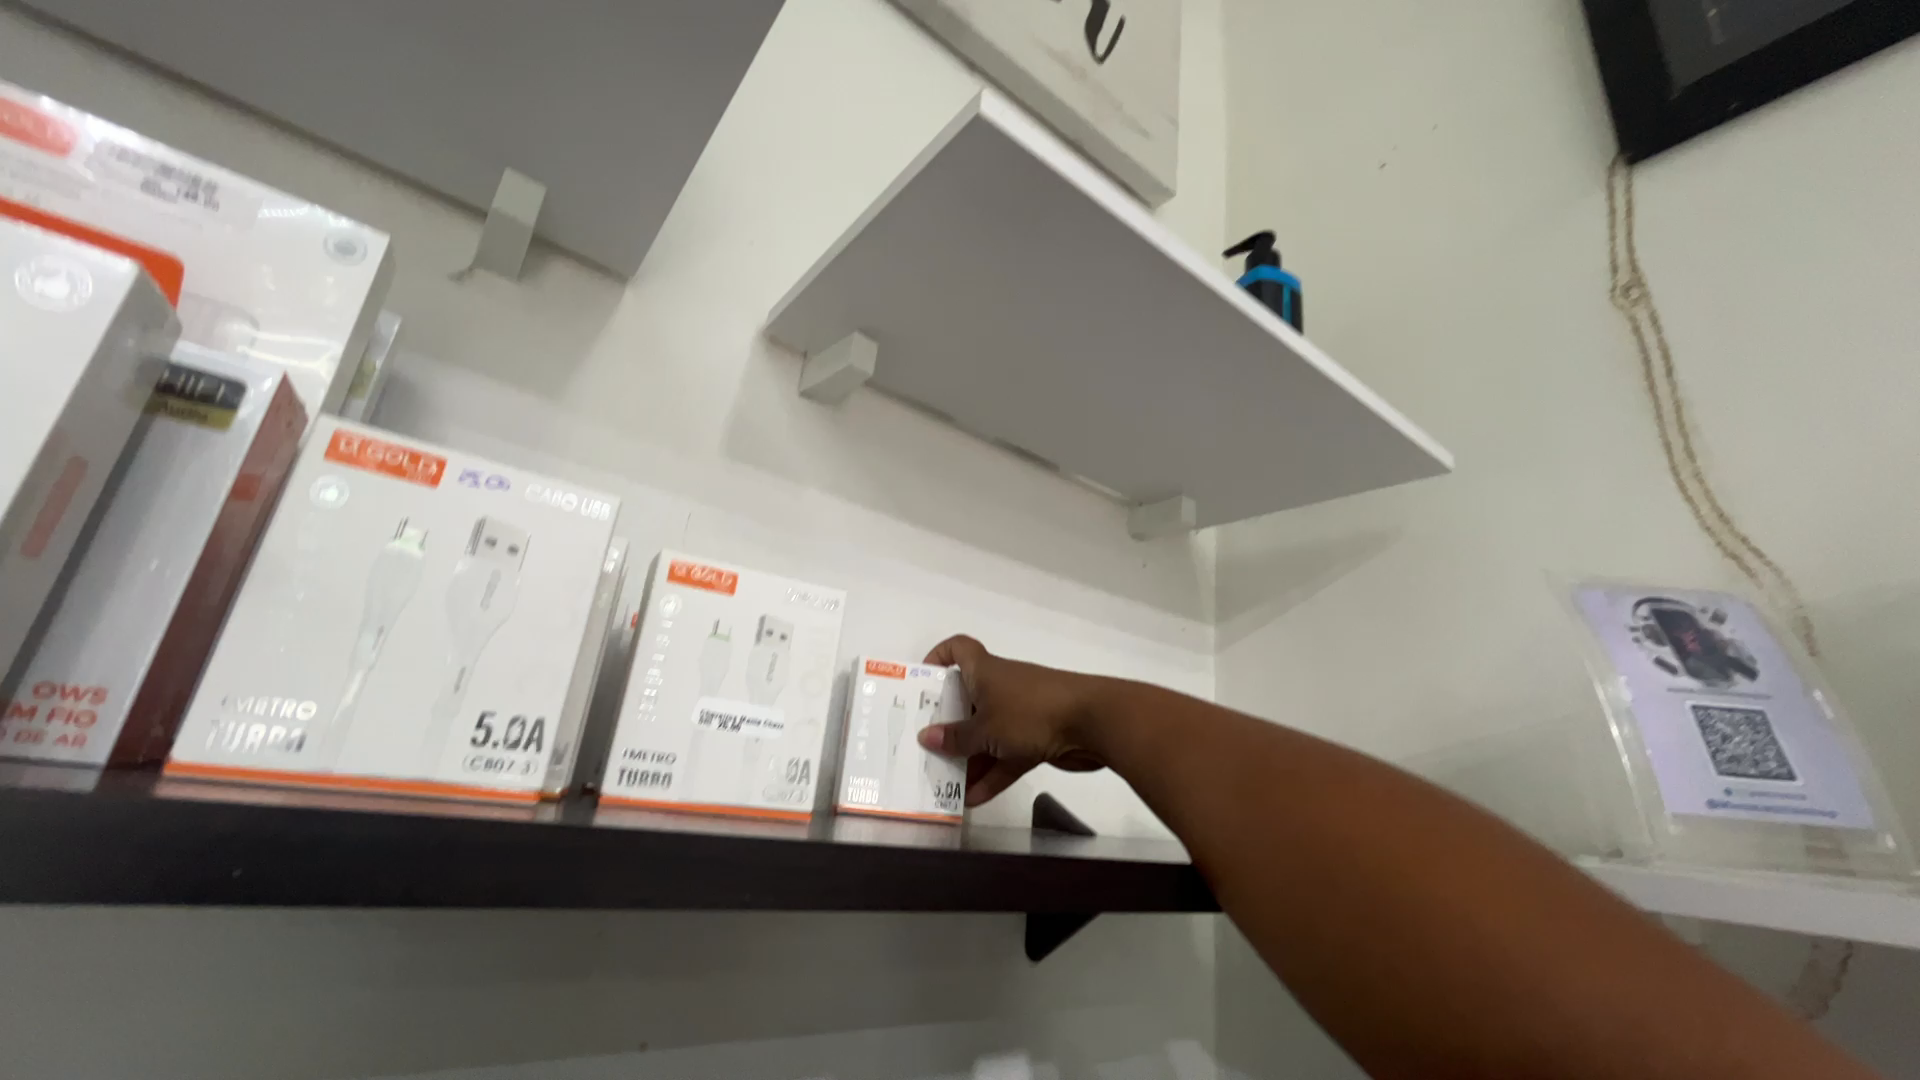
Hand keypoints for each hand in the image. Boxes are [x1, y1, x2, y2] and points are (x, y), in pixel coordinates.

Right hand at [917, 635, 1107, 806]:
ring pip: (986, 735)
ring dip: (968, 759)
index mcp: (984, 671)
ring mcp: (1019, 714)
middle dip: (946, 725)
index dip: (937, 658)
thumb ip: (956, 737)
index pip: (957, 649)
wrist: (1092, 722)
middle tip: (922, 748)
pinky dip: (992, 775)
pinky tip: (973, 799)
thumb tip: (925, 737)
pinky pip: (1006, 756)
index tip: (920, 682)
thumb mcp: (986, 728)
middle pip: (966, 701)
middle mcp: (999, 687)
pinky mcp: (1036, 738)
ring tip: (944, 784)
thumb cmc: (1029, 712)